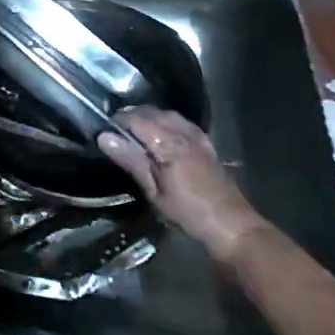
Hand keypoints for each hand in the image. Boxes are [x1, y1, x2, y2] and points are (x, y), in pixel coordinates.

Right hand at [97, 107, 268, 262]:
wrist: (229, 222)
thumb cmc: (187, 212)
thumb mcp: (154, 192)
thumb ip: (131, 160)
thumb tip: (105, 137)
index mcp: (168, 143)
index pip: (136, 119)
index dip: (118, 121)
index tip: (105, 131)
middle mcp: (183, 131)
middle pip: (152, 112)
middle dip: (132, 117)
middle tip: (116, 133)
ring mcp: (196, 134)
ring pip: (167, 114)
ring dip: (149, 118)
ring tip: (135, 134)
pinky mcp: (204, 140)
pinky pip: (180, 121)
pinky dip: (165, 122)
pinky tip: (160, 136)